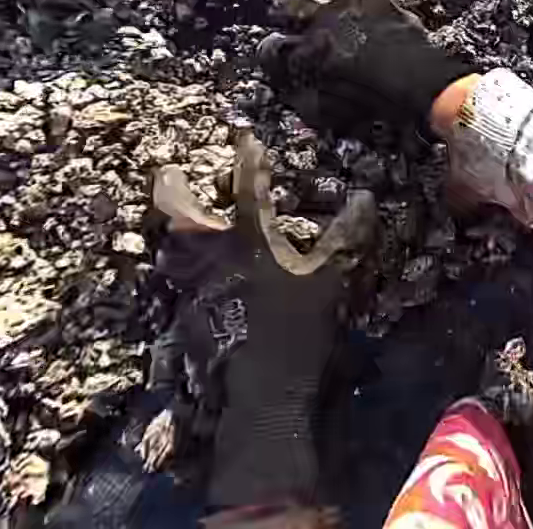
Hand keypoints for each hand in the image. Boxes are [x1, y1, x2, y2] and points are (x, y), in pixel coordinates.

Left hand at [153, 134, 374, 508]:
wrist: (263, 393)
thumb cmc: (298, 328)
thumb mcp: (328, 278)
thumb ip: (344, 236)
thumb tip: (365, 198)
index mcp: (251, 242)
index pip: (250, 191)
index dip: (250, 161)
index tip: (246, 138)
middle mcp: (216, 257)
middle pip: (186, 216)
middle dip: (174, 191)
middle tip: (167, 173)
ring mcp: (198, 287)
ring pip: (176, 248)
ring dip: (175, 228)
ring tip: (171, 211)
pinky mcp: (190, 313)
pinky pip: (182, 277)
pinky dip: (183, 262)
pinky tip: (188, 264)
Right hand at [256, 0, 474, 132]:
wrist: (412, 81)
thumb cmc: (370, 100)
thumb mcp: (329, 110)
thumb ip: (306, 100)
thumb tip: (289, 93)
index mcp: (310, 51)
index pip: (277, 50)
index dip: (268, 53)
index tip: (266, 52)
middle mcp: (325, 22)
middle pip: (295, 3)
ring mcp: (353, 5)